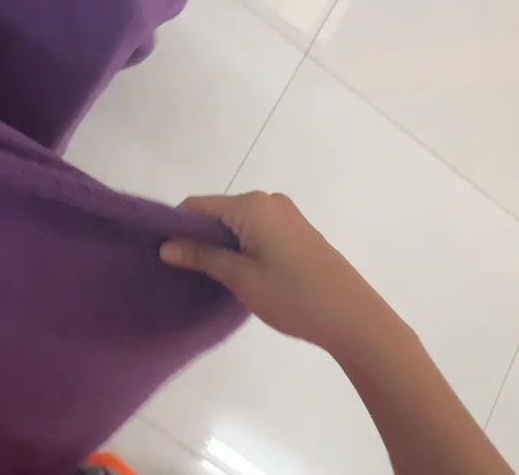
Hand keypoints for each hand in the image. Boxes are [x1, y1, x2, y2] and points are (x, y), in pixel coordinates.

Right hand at [160, 192, 405, 356]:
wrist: (354, 318)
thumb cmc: (293, 296)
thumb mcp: (241, 278)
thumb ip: (202, 256)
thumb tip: (166, 245)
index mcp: (251, 205)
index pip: (198, 204)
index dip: (177, 226)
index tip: (164, 254)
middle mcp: (267, 200)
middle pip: (218, 211)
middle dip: (199, 236)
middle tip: (186, 271)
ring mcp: (286, 214)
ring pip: (238, 222)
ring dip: (222, 243)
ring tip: (212, 277)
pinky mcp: (297, 230)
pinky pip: (257, 228)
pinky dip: (243, 245)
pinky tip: (242, 273)